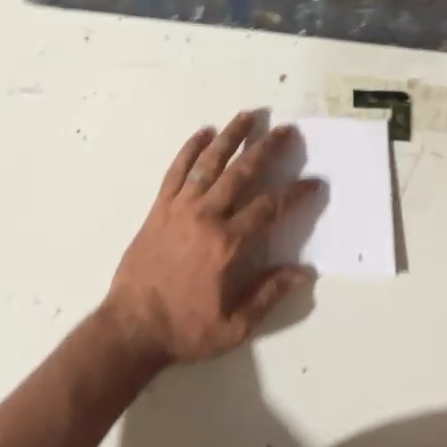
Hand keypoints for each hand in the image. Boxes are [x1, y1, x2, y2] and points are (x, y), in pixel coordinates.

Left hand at [100, 112, 319, 366]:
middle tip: (286, 130)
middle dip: (266, 149)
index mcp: (227, 245)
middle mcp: (205, 217)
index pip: (268, 209)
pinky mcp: (159, 208)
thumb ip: (268, 295)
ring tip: (248, 116)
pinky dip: (189, 149)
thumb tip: (303, 272)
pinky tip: (202, 132)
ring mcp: (179, 208)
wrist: (131, 327)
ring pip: (209, 163)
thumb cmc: (185, 330)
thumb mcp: (234, 326)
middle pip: (241, 174)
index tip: (314, 182)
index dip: (294, 194)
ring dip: (230, 137)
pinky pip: (176, 171)